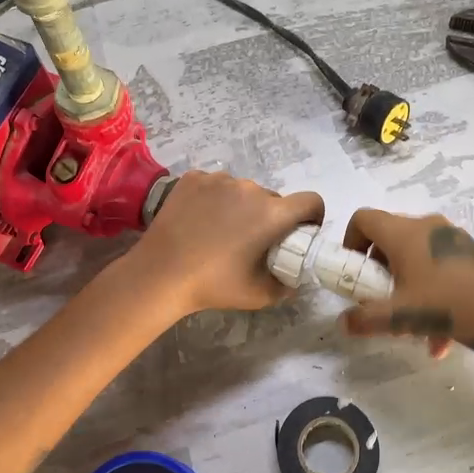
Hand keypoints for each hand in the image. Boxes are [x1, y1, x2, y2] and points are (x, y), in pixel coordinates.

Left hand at [126, 171, 323, 315]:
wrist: (161, 273)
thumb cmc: (214, 285)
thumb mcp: (260, 294)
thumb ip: (287, 283)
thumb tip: (295, 275)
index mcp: (273, 213)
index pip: (311, 201)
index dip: (312, 216)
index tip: (300, 232)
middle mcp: (250, 188)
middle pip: (273, 199)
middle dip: (270, 217)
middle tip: (251, 242)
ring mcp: (219, 179)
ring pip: (242, 191)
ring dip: (240, 207)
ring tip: (219, 232)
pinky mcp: (193, 178)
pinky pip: (214, 186)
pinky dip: (213, 200)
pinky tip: (199, 220)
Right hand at [338, 209, 473, 356]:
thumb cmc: (448, 304)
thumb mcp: (400, 316)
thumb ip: (366, 319)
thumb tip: (343, 323)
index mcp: (403, 233)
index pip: (363, 219)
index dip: (350, 241)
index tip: (352, 270)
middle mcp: (426, 227)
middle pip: (389, 240)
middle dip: (379, 273)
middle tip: (380, 300)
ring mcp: (451, 239)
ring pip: (416, 260)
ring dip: (407, 292)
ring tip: (411, 330)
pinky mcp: (471, 255)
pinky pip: (439, 270)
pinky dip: (432, 297)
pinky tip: (441, 339)